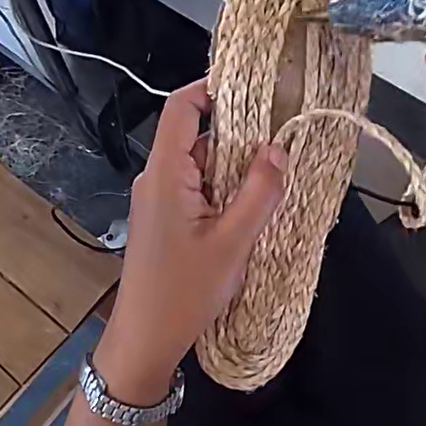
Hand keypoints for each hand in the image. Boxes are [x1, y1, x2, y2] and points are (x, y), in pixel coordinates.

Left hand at [94, 80, 286, 403]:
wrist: (145, 339)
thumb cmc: (184, 292)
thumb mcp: (232, 242)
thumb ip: (258, 193)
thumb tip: (279, 149)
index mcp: (165, 173)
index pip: (181, 108)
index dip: (211, 88)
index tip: (252, 86)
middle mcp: (157, 178)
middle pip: (195, 134)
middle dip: (237, 132)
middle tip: (280, 137)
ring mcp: (159, 199)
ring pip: (199, 163)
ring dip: (233, 165)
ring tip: (273, 172)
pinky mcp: (165, 218)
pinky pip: (196, 187)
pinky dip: (223, 187)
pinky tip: (250, 204)